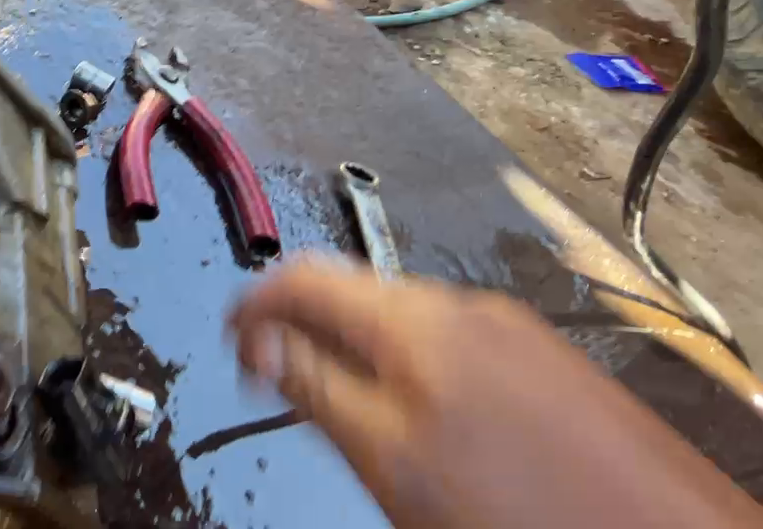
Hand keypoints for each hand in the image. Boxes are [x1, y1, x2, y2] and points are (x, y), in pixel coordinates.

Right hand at [229, 258, 761, 528]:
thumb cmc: (524, 515)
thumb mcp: (387, 455)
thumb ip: (307, 381)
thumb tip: (253, 338)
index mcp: (413, 316)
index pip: (298, 272)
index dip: (250, 300)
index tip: (232, 338)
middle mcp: (461, 303)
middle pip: (347, 287)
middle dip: (300, 323)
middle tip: (276, 376)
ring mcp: (511, 328)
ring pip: (394, 312)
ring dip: (350, 341)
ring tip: (339, 398)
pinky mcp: (545, 359)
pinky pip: (445, 337)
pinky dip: (403, 358)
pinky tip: (412, 409)